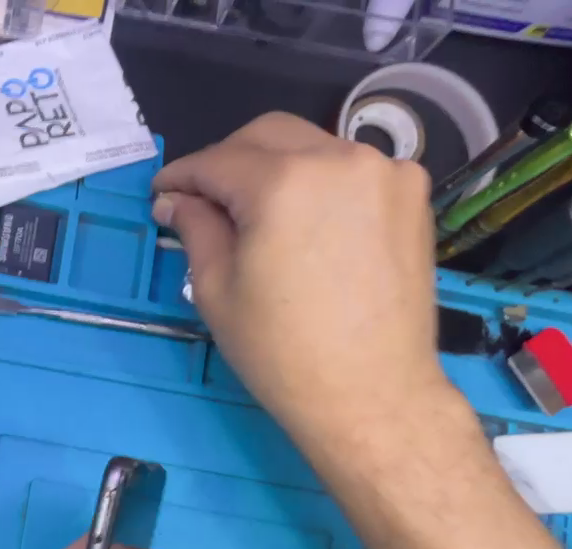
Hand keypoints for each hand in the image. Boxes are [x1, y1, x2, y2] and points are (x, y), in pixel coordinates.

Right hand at [152, 113, 455, 453]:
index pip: (218, 161)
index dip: (182, 175)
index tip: (161, 192)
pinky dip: (316, 184)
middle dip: (226, 159)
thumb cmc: (278, 350)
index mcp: (283, 183)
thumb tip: (175, 200)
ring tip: (252, 214)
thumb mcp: (216, 290)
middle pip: (268, 135)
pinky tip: (302, 225)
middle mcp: (339, 158)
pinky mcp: (410, 195)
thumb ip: (196, 229)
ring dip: (273, 169)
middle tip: (200, 198)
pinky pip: (350, 171)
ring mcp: (384, 171)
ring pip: (312, 147)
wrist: (368, 390)